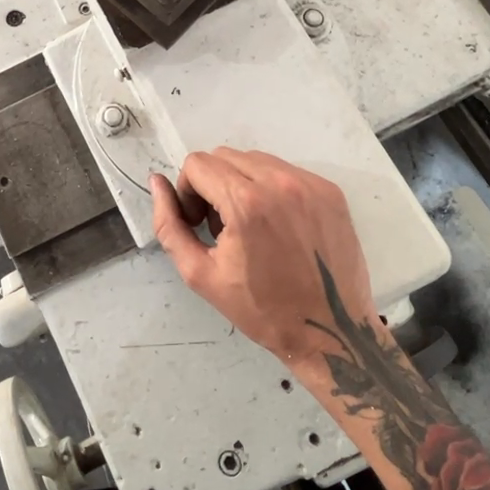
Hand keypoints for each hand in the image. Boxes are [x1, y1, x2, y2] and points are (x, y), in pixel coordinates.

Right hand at [150, 148, 385, 368]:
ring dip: (241, 183)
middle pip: (224, 156)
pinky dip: (270, 188)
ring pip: (254, 160)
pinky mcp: (330, 191)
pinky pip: (284, 170)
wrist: (332, 332)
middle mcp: (280, 183)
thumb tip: (157, 182)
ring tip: (250, 225)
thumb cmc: (261, 309)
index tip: (200, 224)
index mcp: (246, 203)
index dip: (188, 192)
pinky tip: (277, 225)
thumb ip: (169, 224)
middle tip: (221, 226)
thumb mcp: (199, 274)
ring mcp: (310, 185)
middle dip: (212, 185)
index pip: (197, 164)